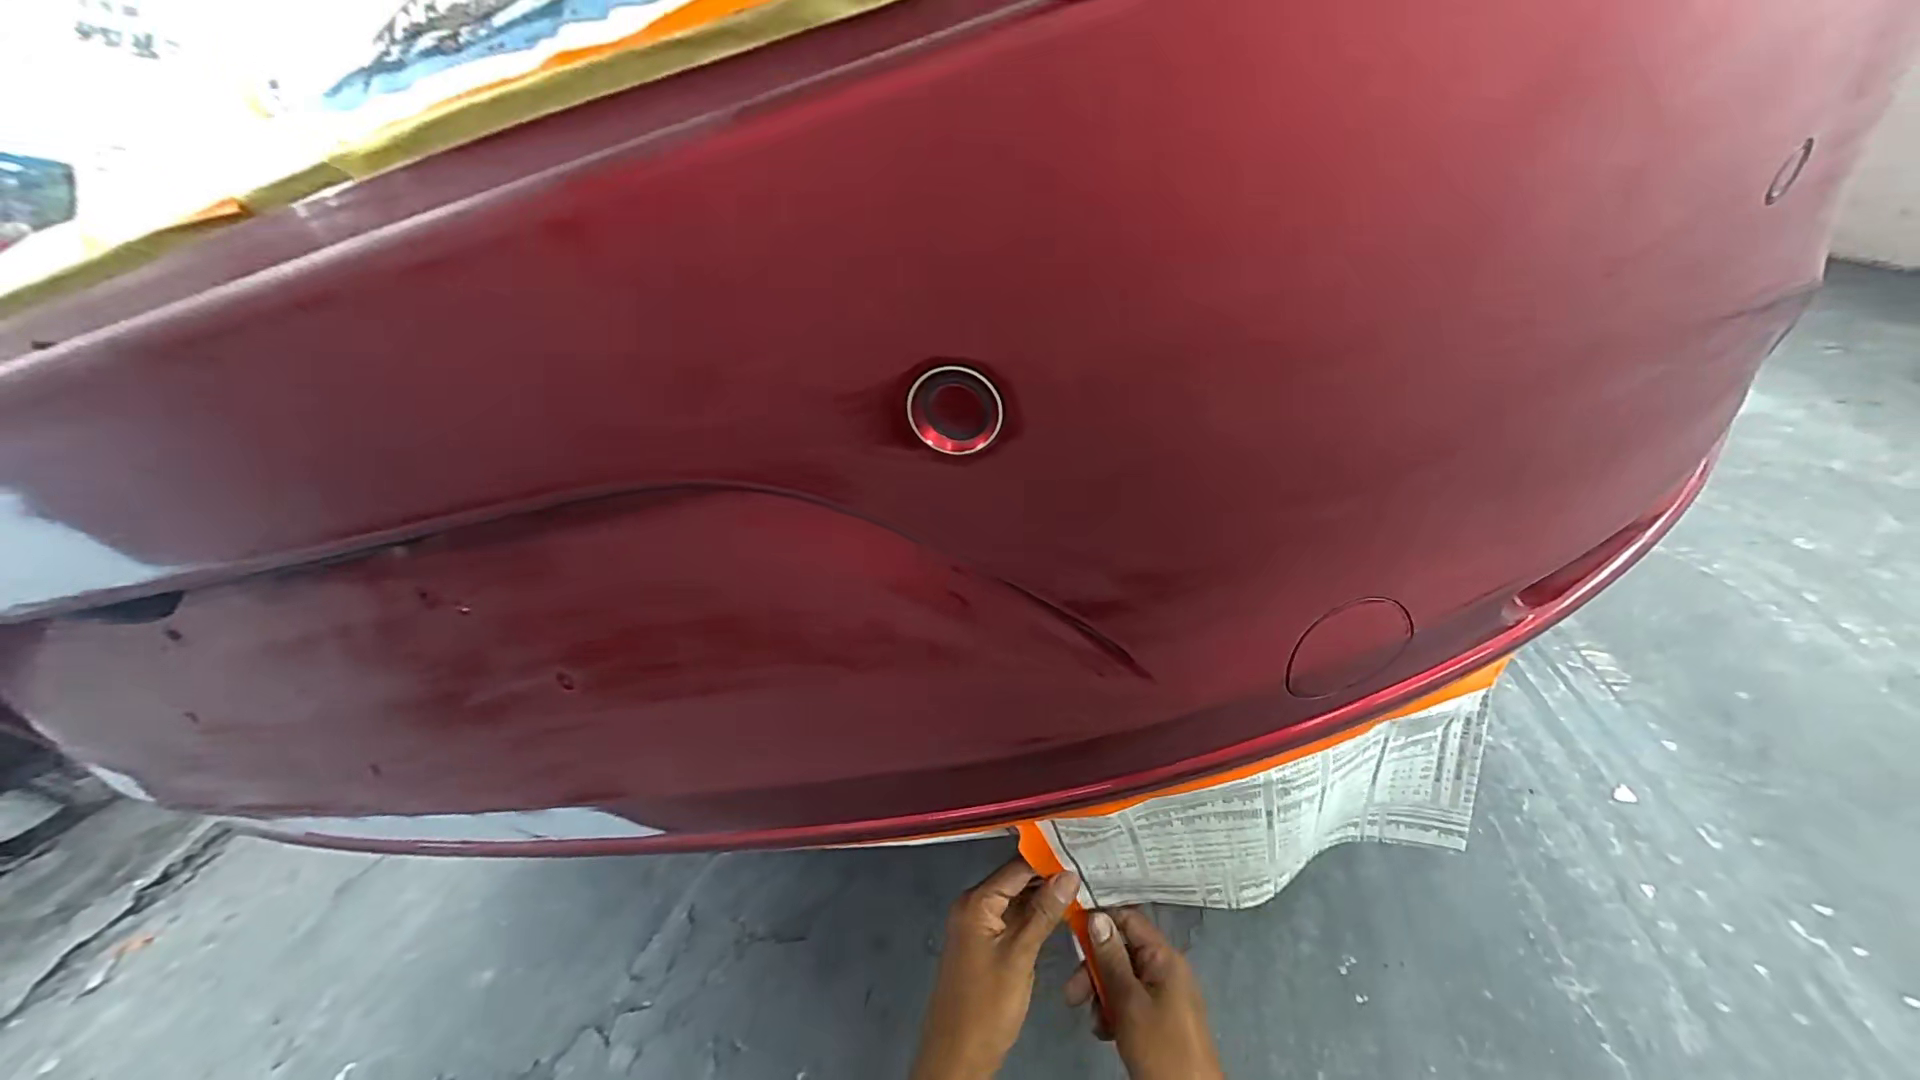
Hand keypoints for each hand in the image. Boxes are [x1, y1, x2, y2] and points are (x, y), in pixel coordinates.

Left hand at [909, 858, 1078, 1079]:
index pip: (1016, 868)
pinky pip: (1011, 918)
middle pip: (1015, 881)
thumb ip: (1043, 913)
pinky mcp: (984, 943)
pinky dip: (1033, 916)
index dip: (1048, 861)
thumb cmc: (986, 1006)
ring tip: (1080, 892)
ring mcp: (977, 925)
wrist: (957, 1056)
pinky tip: (1059, 916)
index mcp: (976, 902)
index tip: (1080, 856)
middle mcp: (973, 905)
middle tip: (1086, 874)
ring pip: (1015, 900)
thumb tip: (1068, 876)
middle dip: (1048, 878)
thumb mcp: (1020, 956)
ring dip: (1043, 898)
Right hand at [1065, 907, 1225, 1079]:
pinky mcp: (1160, 1017)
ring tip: (1095, 1022)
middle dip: (1093, 969)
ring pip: (1121, 977)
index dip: (1100, 921)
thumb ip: (1110, 957)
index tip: (1071, 933)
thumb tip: (1097, 915)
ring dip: (1102, 995)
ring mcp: (1164, 994)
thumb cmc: (1159, 1046)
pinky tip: (1106, 1032)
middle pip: (1120, 951)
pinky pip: (1130, 1000)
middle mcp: (1165, 968)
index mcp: (1164, 957)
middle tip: (1072, 995)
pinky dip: (1114, 1012)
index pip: (1128, 919)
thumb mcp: (1128, 1000)